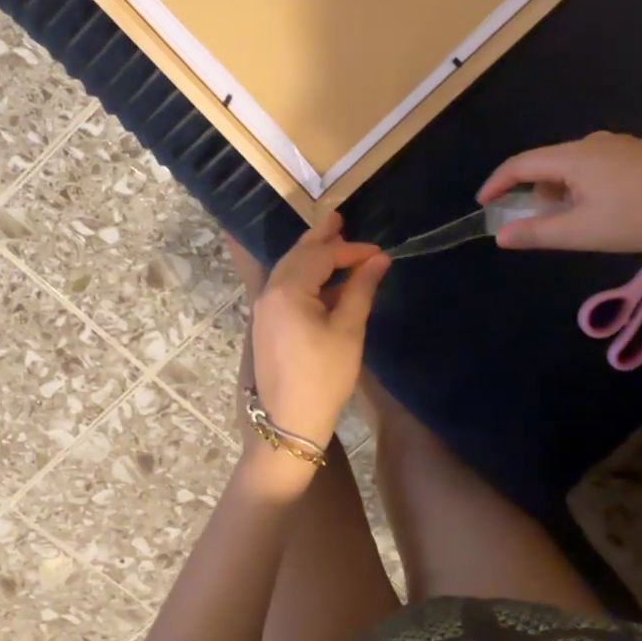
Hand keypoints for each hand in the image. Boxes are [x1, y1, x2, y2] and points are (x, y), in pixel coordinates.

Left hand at [250, 213, 389, 443]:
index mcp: (288, 290)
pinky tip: (323, 281)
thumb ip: (361, 289)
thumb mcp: (348, 331)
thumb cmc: (324, 376)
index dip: (351, 250)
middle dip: (321, 238)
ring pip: (288, 270)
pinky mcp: (265, 323)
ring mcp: (263, 308)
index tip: (378, 252)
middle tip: (339, 219)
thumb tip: (379, 259)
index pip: (321, 256)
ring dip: (311, 255)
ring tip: (334, 242)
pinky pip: (284, 287)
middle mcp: (269, 292)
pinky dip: (304, 276)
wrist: (289, 421)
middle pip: (298, 255)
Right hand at [476, 132, 641, 252]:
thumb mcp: (582, 232)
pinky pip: (596, 165)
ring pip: (573, 164)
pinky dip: (583, 185)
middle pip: (547, 162)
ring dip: (559, 190)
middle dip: (532, 190)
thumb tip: (502, 235)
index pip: (520, 164)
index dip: (497, 183)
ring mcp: (619, 145)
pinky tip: (601, 208)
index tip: (484, 203)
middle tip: (532, 220)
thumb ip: (537, 233)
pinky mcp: (640, 153)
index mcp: (572, 157)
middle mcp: (592, 142)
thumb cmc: (638, 219)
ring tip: (569, 220)